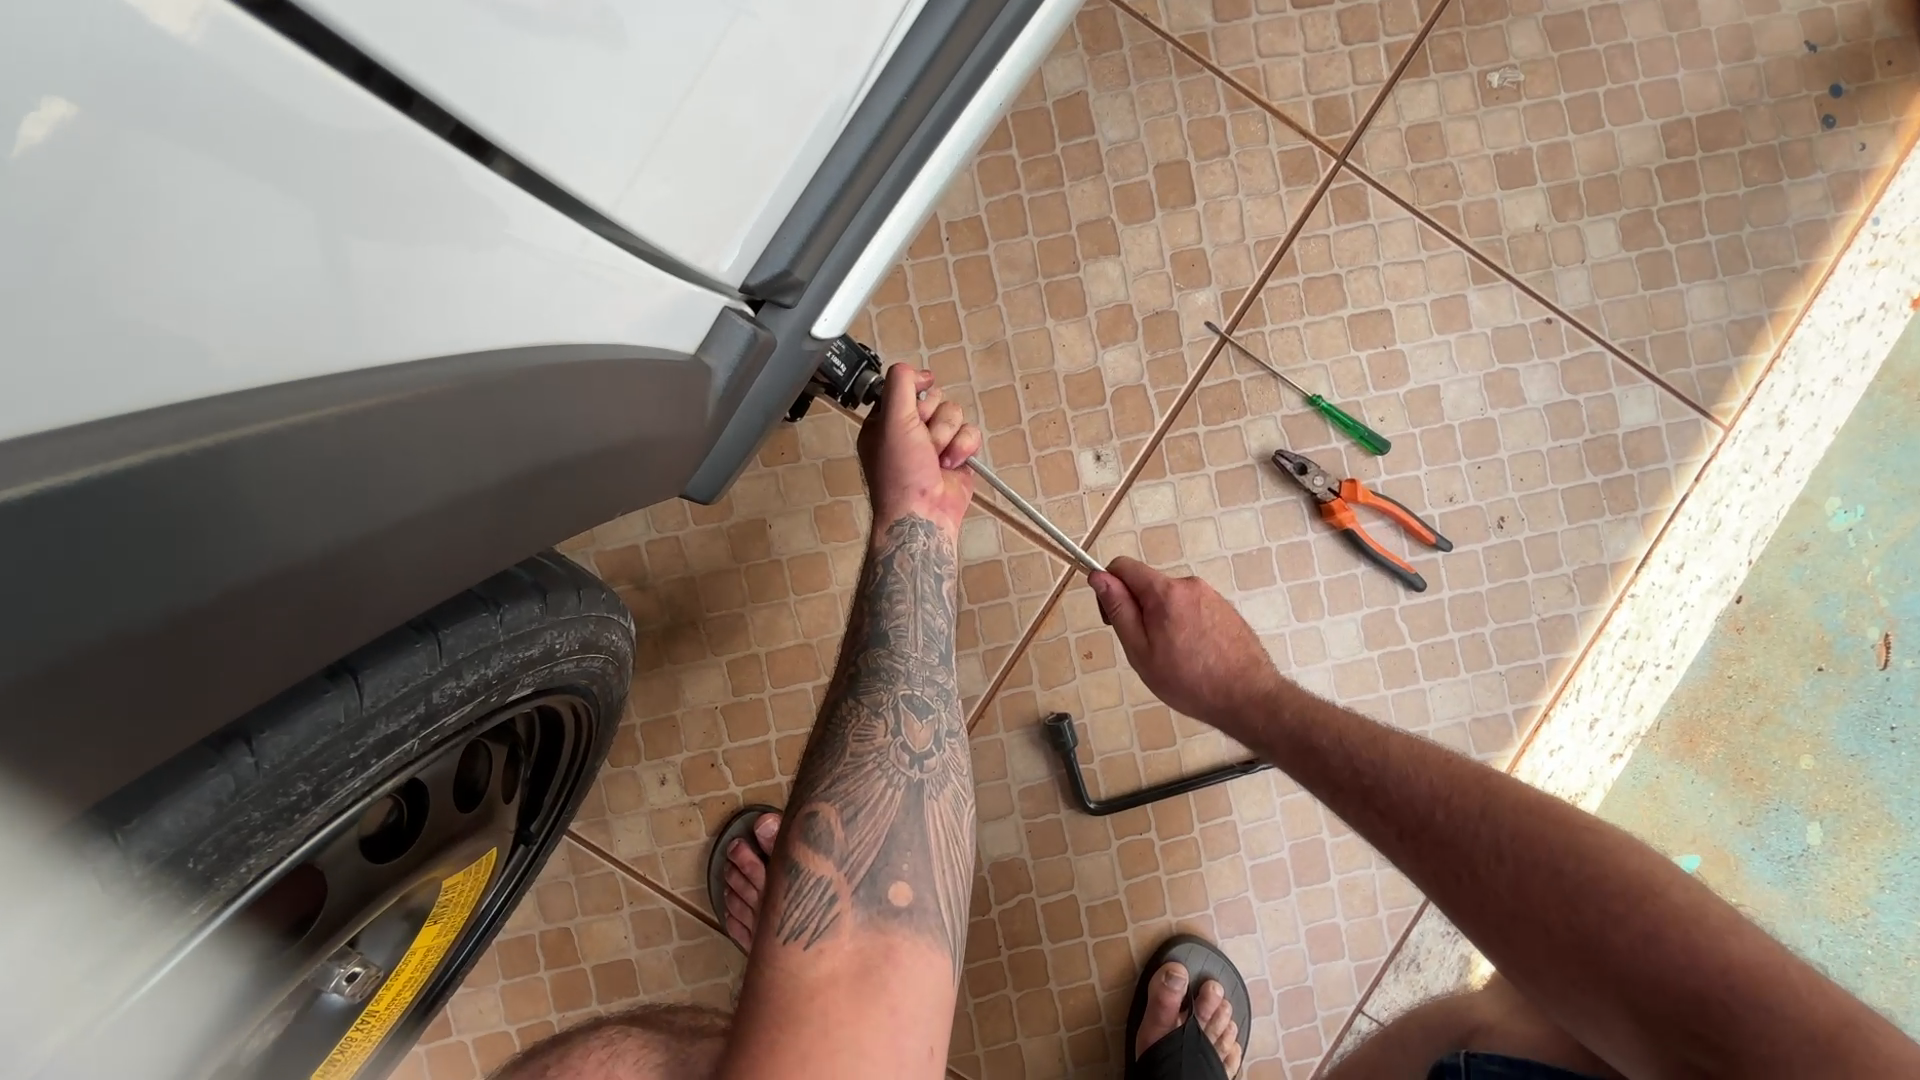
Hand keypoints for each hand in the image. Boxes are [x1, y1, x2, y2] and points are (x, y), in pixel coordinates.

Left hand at [858, 363, 982, 538]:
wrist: (923, 513)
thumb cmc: (900, 475)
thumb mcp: (891, 420)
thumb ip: (900, 384)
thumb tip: (917, 371)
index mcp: (886, 422)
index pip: (906, 388)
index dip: (915, 394)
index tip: (916, 407)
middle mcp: (910, 431)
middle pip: (935, 398)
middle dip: (933, 419)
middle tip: (922, 441)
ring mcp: (935, 444)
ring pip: (955, 415)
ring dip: (948, 435)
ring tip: (936, 457)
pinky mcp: (957, 455)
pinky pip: (970, 433)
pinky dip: (963, 448)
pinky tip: (951, 465)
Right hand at [1089, 557, 1289, 736]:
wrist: (1249, 698)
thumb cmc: (1187, 681)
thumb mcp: (1141, 650)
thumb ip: (1119, 610)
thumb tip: (1099, 577)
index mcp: (1164, 591)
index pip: (1122, 566)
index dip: (1108, 586)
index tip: (1113, 618)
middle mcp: (1189, 584)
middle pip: (1148, 584)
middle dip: (1138, 609)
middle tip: (1146, 649)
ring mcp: (1211, 595)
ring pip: (1170, 599)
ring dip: (1162, 620)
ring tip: (1173, 657)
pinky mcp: (1225, 609)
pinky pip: (1191, 608)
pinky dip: (1183, 625)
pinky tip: (1194, 656)